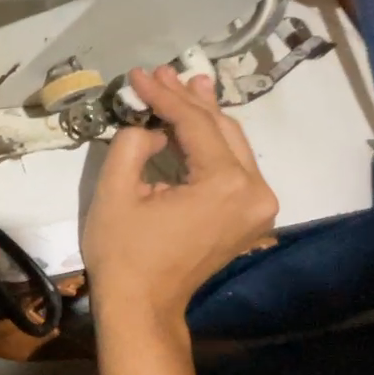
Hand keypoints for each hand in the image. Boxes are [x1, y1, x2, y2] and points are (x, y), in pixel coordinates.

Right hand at [82, 66, 277, 319]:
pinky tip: (194, 127)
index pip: (196, 126)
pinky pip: (233, 168)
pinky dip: (210, 145)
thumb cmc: (122, 251)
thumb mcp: (114, 194)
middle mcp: (256, 190)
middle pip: (223, 131)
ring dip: (204, 118)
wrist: (142, 302)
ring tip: (185, 86)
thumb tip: (147, 129)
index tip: (139, 75)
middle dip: (190, 100)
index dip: (165, 96)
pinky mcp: (249, 215)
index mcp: (225, 184)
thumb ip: (131, 148)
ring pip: (233, 147)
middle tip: (162, 72)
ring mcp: (258, 205)